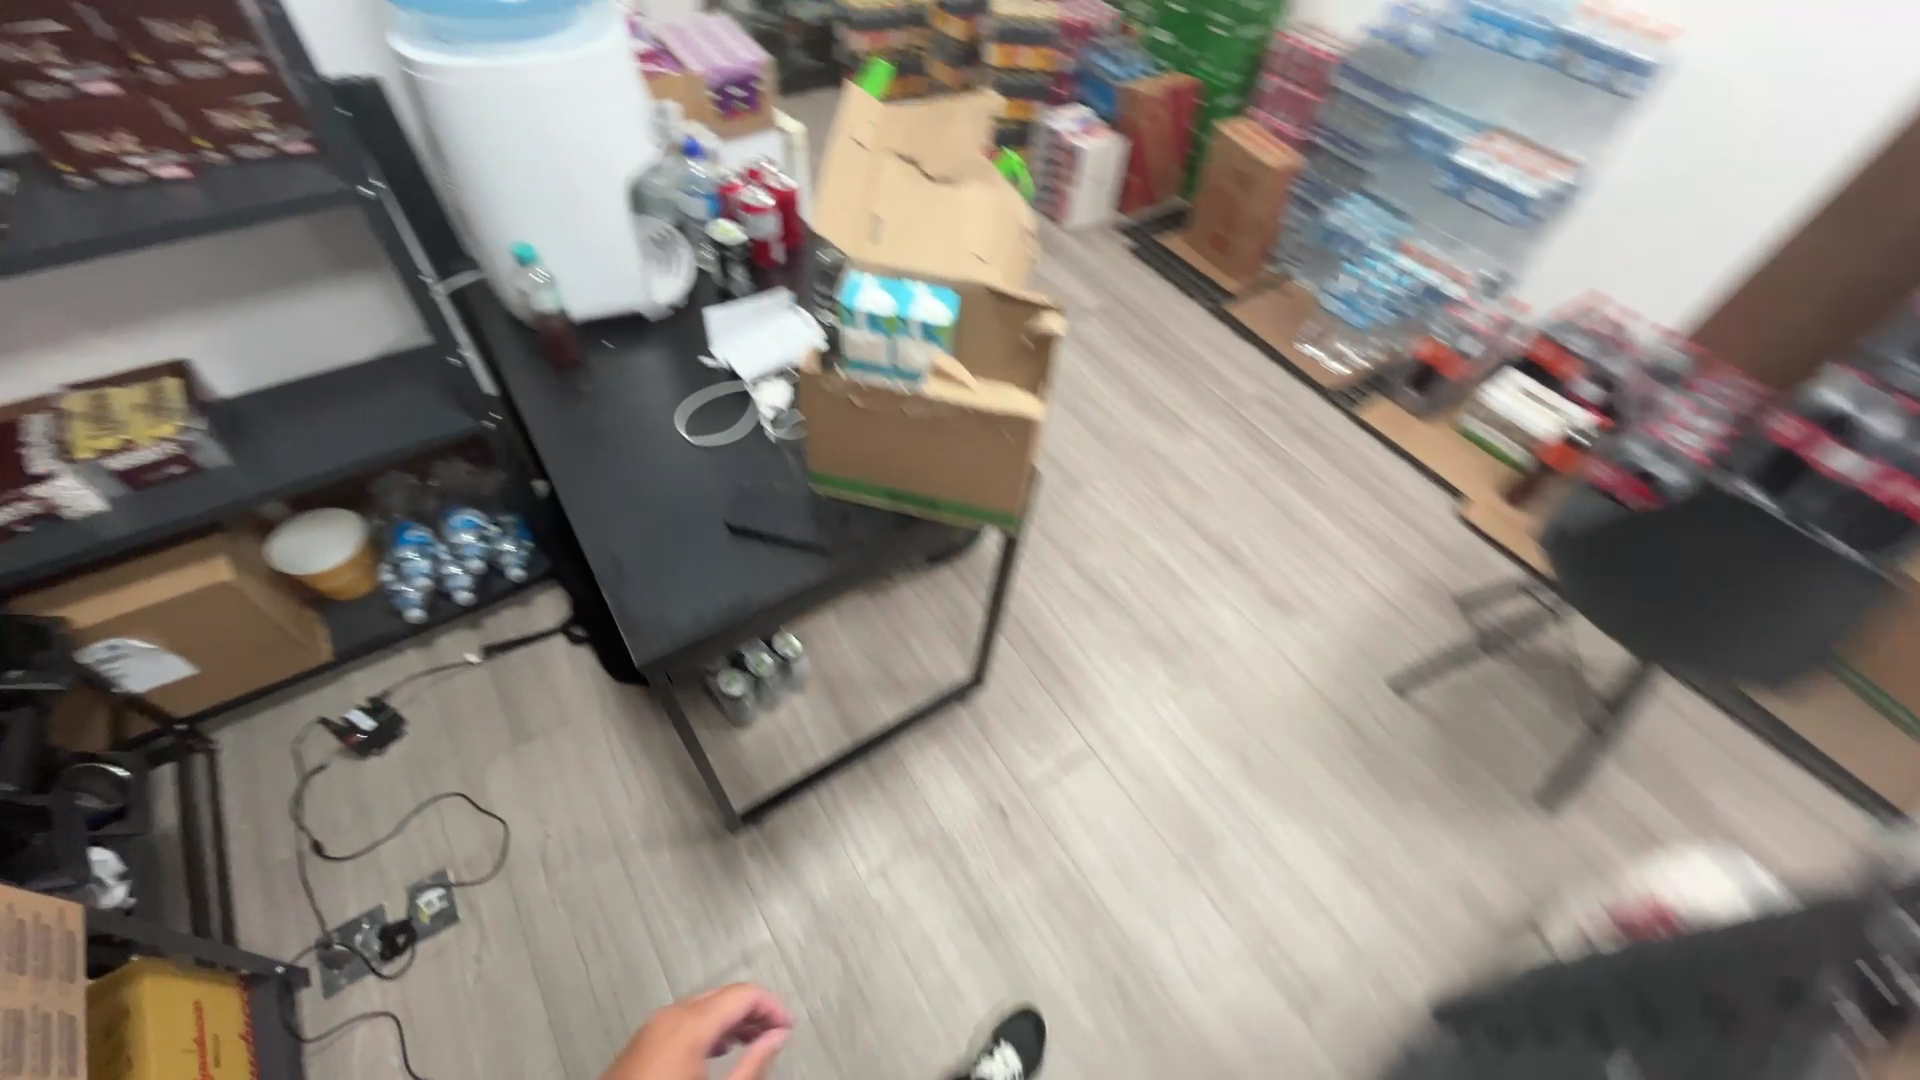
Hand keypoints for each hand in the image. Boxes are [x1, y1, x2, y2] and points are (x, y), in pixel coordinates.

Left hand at [603, 983, 794, 1079]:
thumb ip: (752, 1064)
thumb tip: (778, 1036)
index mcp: (691, 1023)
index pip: (744, 994)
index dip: (772, 1006)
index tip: (789, 1028)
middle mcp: (671, 1014)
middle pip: (724, 995)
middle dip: (754, 1010)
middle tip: (776, 1035)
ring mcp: (652, 1026)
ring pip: (704, 1006)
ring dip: (732, 1019)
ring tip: (754, 1043)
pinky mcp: (642, 1041)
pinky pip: (684, 1019)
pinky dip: (709, 1026)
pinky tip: (719, 1050)